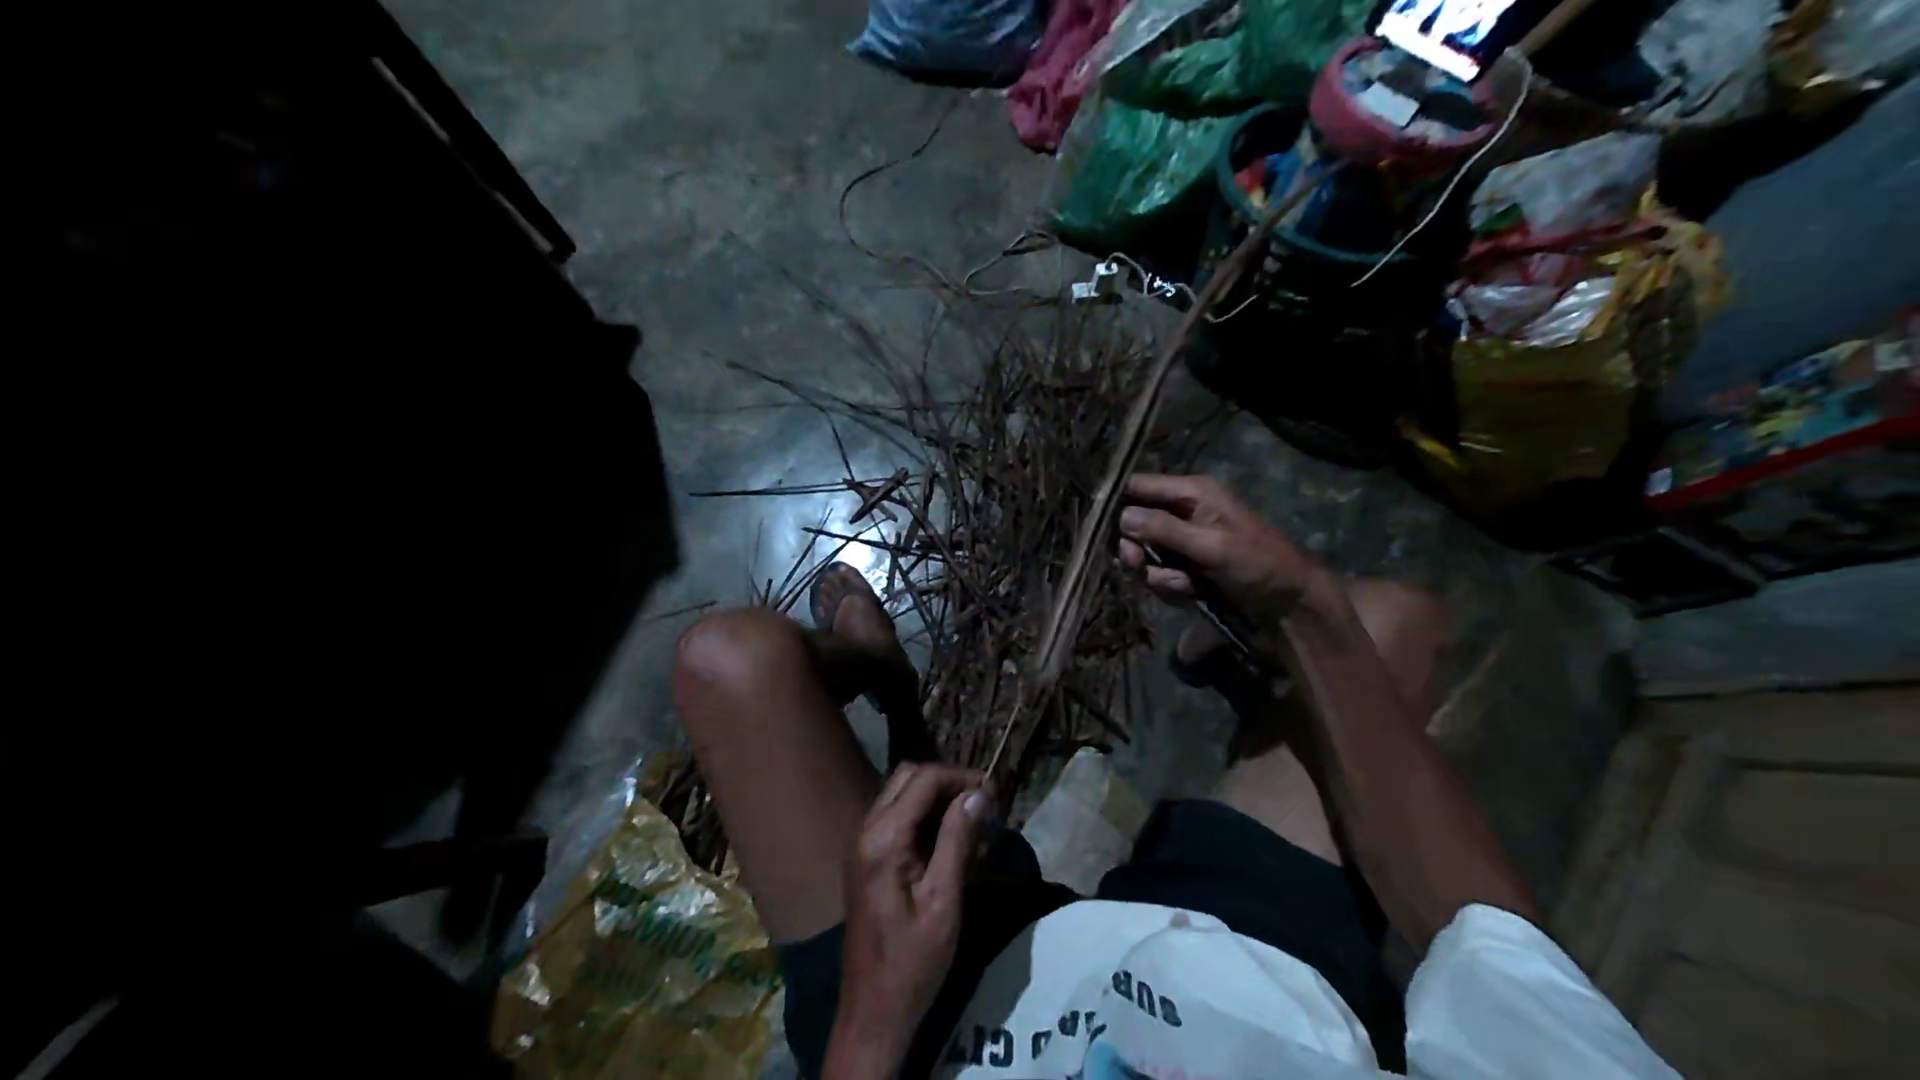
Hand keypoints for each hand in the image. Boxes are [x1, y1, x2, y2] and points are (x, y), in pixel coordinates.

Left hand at [831, 763, 991, 1070]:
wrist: (873, 1008)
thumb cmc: (913, 961)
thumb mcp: (944, 901)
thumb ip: (957, 841)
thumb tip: (977, 794)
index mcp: (883, 839)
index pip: (924, 779)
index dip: (961, 777)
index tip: (994, 792)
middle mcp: (866, 830)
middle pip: (908, 776)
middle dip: (948, 780)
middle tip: (983, 802)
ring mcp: (862, 843)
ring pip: (900, 793)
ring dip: (936, 795)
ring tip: (972, 816)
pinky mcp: (866, 857)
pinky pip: (895, 816)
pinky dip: (923, 813)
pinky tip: (950, 835)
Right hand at [1115, 473, 1322, 623]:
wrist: (1288, 605)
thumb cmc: (1257, 564)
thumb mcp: (1211, 546)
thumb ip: (1165, 530)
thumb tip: (1122, 517)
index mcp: (1192, 492)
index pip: (1138, 486)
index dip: (1116, 503)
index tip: (1098, 527)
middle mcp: (1181, 512)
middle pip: (1132, 524)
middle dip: (1135, 549)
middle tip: (1137, 566)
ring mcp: (1181, 542)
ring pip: (1142, 555)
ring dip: (1158, 575)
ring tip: (1185, 586)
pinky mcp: (1182, 568)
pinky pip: (1157, 575)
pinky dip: (1170, 588)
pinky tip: (1191, 594)